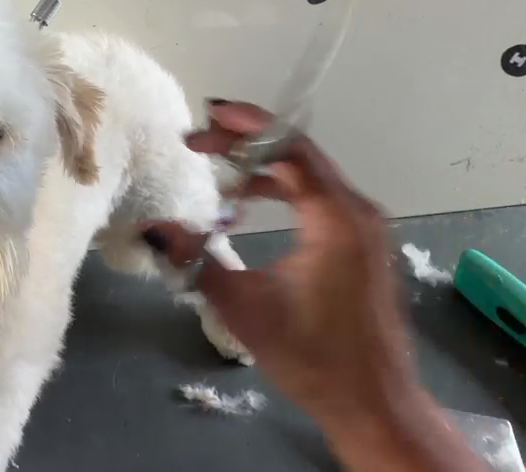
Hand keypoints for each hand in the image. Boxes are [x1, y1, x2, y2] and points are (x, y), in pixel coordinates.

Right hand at [141, 101, 481, 471]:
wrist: (376, 407)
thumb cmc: (313, 358)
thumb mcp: (243, 307)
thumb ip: (195, 260)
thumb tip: (149, 229)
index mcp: (335, 220)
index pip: (290, 148)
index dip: (246, 126)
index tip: (206, 118)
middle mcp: (356, 212)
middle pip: (297, 153)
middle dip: (244, 141)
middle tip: (198, 140)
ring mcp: (363, 226)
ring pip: (306, 172)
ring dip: (259, 163)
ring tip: (215, 165)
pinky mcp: (360, 242)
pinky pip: (315, 194)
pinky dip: (278, 185)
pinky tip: (245, 202)